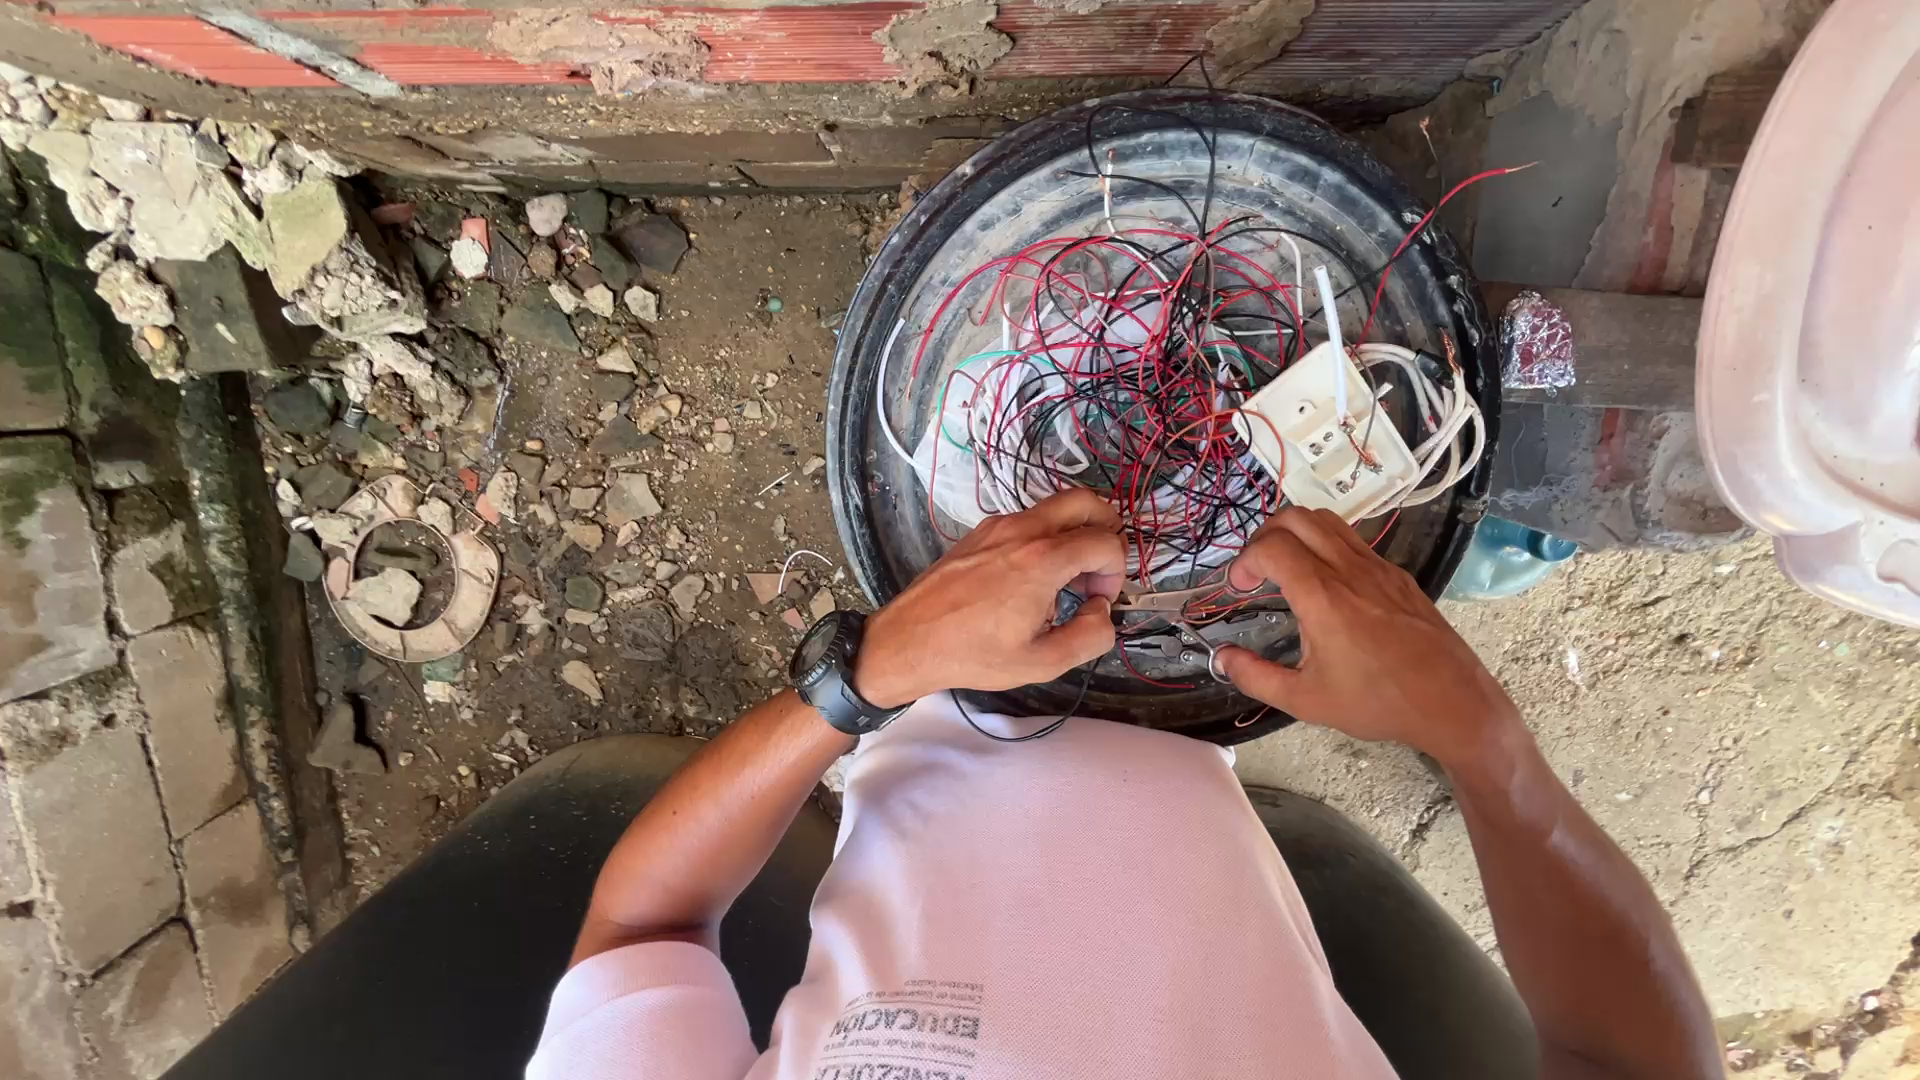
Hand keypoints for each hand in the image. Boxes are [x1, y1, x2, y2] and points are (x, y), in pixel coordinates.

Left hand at [853, 489, 1125, 707]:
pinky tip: (1032, 580)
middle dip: (1106, 530)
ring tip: (1065, 580)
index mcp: (1042, 560)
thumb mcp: (1043, 662)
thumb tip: (1101, 609)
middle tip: (1098, 570)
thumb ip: (1091, 636)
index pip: (1105, 541)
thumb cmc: (974, 655)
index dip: (1116, 571)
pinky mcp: (980, 532)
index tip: (1098, 600)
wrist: (909, 641)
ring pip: (1055, 507)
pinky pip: (1028, 520)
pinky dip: (1046, 537)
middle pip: (1086, 502)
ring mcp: (998, 525)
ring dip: (1075, 534)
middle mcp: (1022, 530)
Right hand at [1214, 507, 1523, 768]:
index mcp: (1323, 597)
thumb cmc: (1377, 703)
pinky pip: (1350, 539)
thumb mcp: (1304, 701)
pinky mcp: (1396, 574)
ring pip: (1325, 520)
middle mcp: (1348, 571)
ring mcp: (1377, 567)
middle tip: (1257, 571)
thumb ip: (1254, 677)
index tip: (1240, 588)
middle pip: (1294, 517)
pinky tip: (1323, 583)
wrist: (1455, 704)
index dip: (1244, 560)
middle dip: (1263, 536)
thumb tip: (1221, 658)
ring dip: (1294, 533)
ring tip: (1285, 567)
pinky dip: (1323, 544)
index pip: (1271, 547)